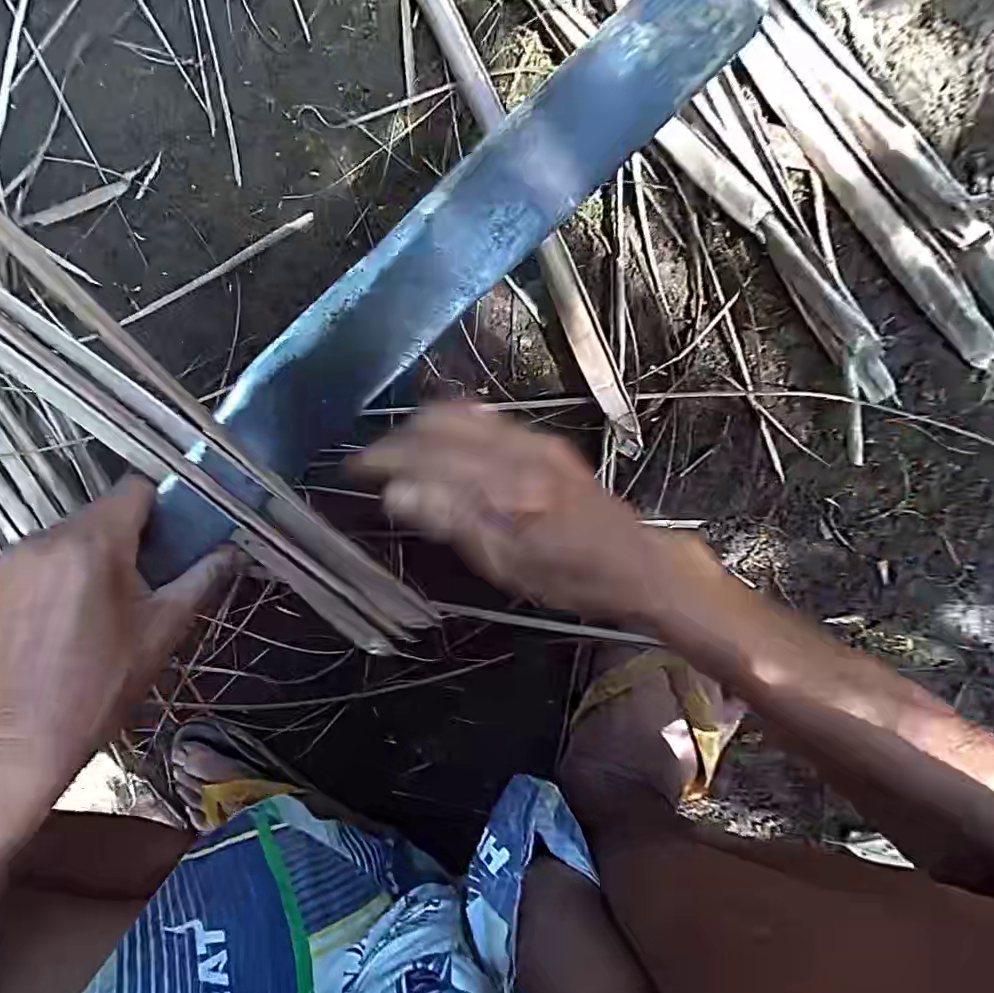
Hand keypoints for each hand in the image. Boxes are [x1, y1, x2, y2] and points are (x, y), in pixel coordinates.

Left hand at [0, 477, 235, 765]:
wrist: (21, 743)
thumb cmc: (102, 685)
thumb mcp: (162, 631)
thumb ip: (201, 579)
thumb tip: (232, 551)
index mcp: (93, 544)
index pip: (134, 488)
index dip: (159, 507)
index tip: (168, 538)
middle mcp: (44, 539)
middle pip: (98, 515)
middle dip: (123, 538)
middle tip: (137, 582)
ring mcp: (6, 560)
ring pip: (63, 538)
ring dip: (84, 557)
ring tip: (92, 607)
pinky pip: (29, 562)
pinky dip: (49, 577)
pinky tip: (53, 620)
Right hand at [350, 404, 713, 621]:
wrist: (636, 561)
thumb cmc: (569, 578)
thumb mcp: (508, 565)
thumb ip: (453, 523)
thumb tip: (399, 495)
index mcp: (507, 490)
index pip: (429, 459)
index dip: (386, 459)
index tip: (357, 467)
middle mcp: (519, 453)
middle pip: (440, 426)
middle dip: (397, 438)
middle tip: (371, 460)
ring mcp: (534, 441)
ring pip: (461, 414)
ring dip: (420, 426)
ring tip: (396, 448)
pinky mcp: (544, 439)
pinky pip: (486, 416)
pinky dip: (451, 421)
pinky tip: (438, 434)